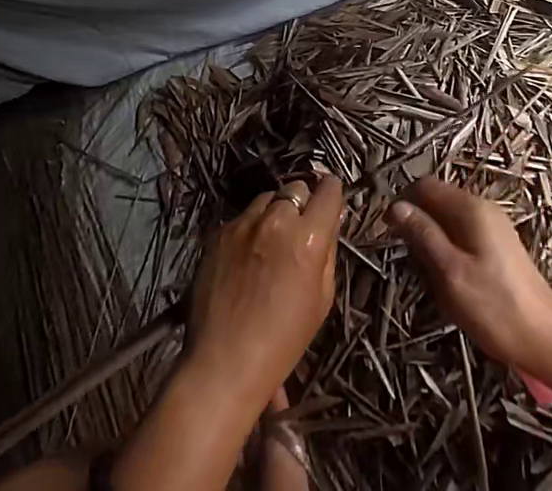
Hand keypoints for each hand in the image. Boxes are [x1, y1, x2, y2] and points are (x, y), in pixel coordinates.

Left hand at [185, 176, 344, 404]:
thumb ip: (329, 250)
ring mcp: (244, 224)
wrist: (225, 362)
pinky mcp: (219, 233)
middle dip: (302, 202)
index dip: (332, 194)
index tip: (330, 203)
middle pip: (296, 187)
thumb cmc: (284, 339)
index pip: (328, 191)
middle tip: (299, 227)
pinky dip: (250, 228)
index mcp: (308, 237)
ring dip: (274, 212)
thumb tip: (333, 218)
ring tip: (270, 240)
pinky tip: (247, 256)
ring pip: (267, 199)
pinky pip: (242, 218)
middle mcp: (276, 221)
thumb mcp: (322, 297)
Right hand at [388, 177, 551, 369]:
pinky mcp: (497, 247)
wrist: (544, 337)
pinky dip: (448, 253)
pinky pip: (462, 237)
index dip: (403, 202)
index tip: (387, 231)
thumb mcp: (449, 271)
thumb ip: (422, 235)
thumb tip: (396, 206)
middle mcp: (483, 209)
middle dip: (418, 225)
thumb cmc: (493, 307)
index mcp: (471, 208)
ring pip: (448, 222)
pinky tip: (449, 282)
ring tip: (430, 277)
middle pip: (438, 202)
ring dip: (432, 243)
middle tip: (411, 263)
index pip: (426, 186)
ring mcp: (493, 227)